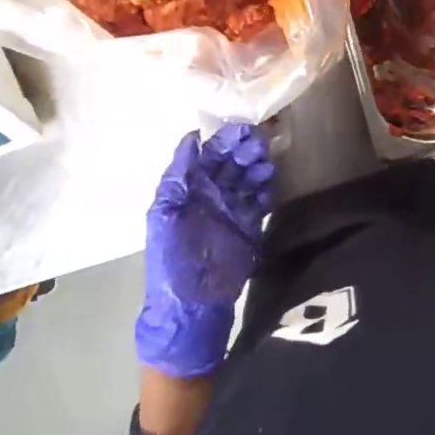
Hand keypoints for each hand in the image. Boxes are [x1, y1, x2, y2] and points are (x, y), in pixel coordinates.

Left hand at [135, 124, 274, 378]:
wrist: (191, 305)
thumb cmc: (171, 259)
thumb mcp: (165, 213)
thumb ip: (178, 175)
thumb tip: (191, 137)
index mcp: (189, 189)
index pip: (209, 155)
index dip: (225, 140)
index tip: (243, 129)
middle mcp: (211, 196)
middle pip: (232, 164)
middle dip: (246, 150)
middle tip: (261, 141)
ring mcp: (232, 212)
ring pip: (248, 180)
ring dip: (257, 168)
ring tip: (267, 161)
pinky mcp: (249, 229)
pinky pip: (259, 203)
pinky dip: (266, 192)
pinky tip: (270, 184)